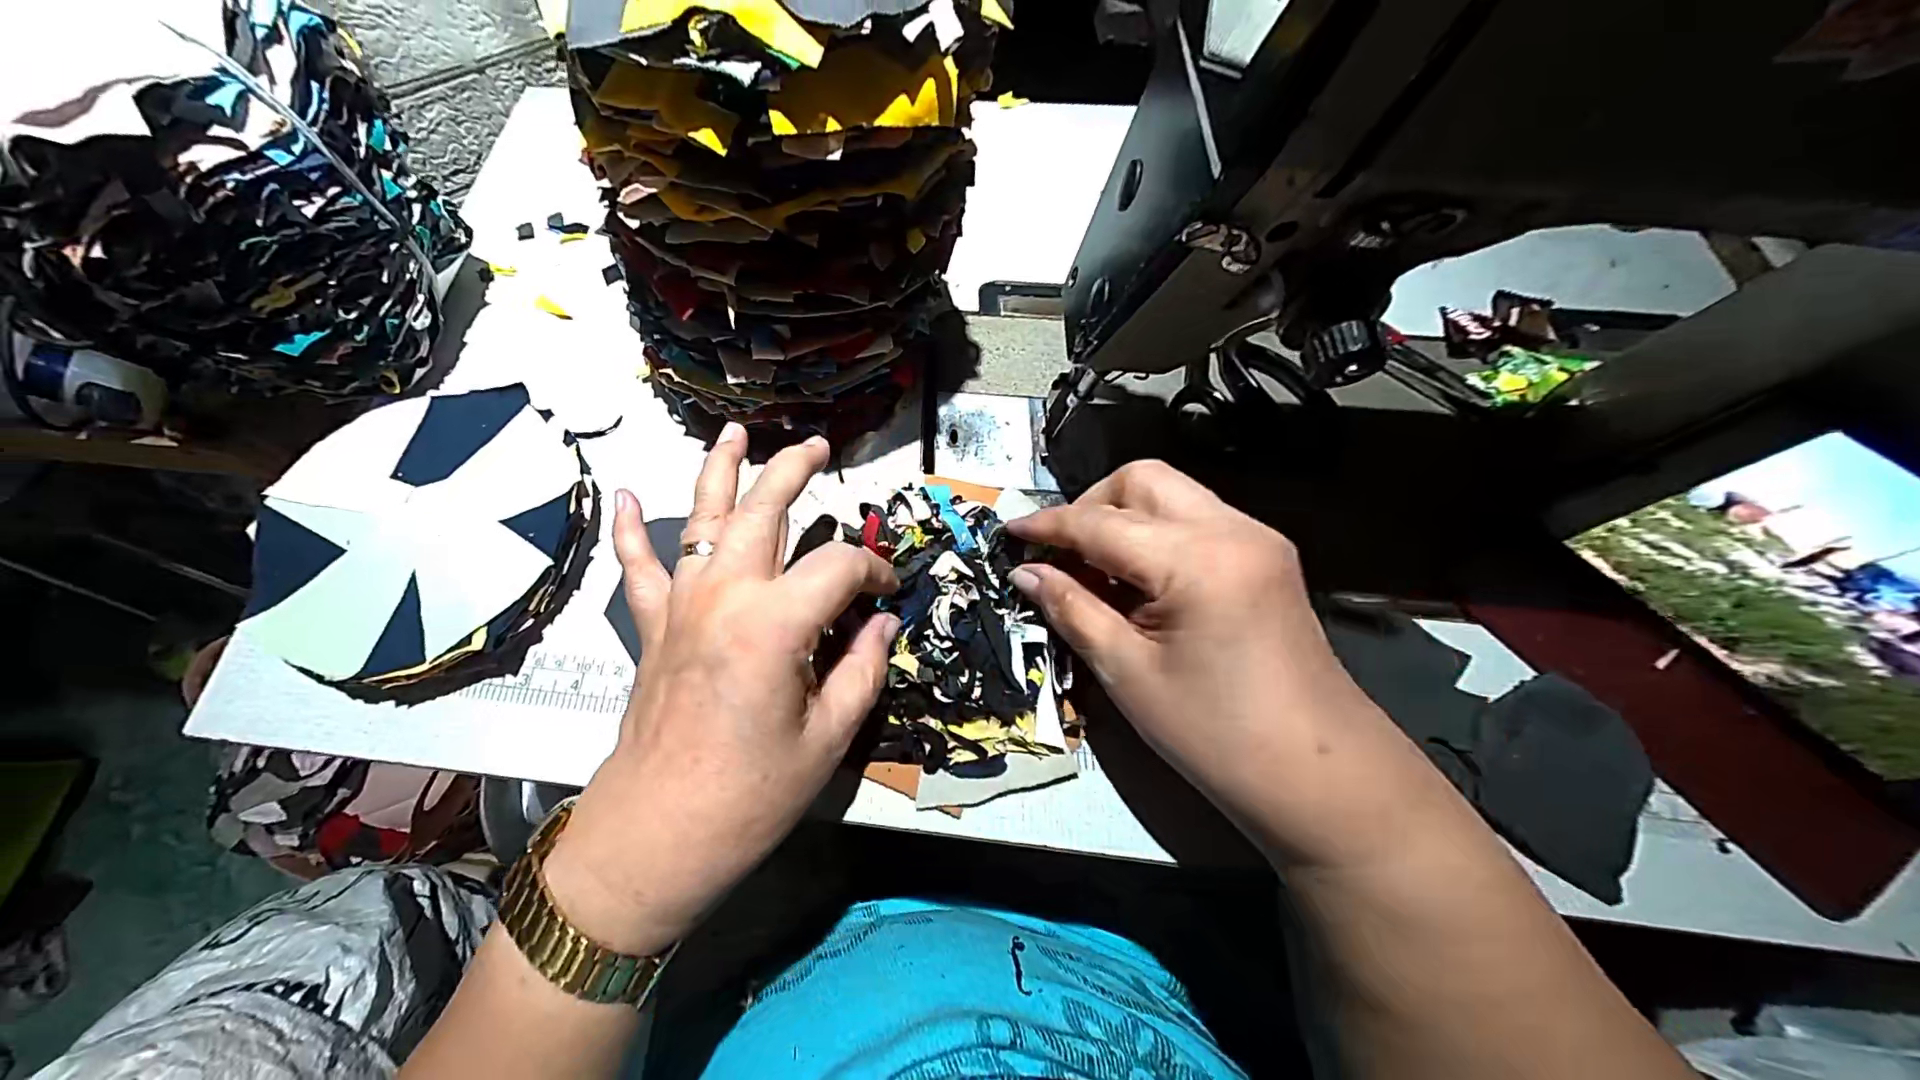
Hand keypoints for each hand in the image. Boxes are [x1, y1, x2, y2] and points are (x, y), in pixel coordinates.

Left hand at [542, 424, 898, 953]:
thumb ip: (863, 668)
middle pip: (762, 511)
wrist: (656, 835)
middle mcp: (725, 596)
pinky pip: (639, 568)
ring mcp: (682, 606)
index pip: (839, 566)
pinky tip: (622, 496)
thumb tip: (883, 624)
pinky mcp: (654, 628)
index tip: (890, 592)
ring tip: (733, 435)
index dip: (875, 571)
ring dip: (718, 472)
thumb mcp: (829, 736)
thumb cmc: (752, 794)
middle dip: (793, 472)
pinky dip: (629, 531)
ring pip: (700, 519)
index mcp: (775, 623)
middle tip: (816, 448)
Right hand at [1007, 460, 1453, 869]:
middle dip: (1090, 506)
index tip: (1008, 532)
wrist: (1318, 776)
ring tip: (1093, 572)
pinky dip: (1156, 535)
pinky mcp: (1266, 557)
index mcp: (1197, 559)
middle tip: (1060, 556)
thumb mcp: (1128, 672)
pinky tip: (1137, 581)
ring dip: (1122, 519)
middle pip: (1141, 480)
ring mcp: (1256, 539)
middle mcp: (1232, 529)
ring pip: (1171, 494)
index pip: (1101, 522)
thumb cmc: (1215, 734)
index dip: (1048, 526)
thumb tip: (1026, 572)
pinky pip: (1196, 520)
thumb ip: (1072, 608)